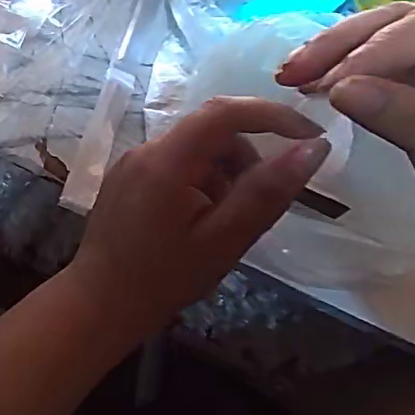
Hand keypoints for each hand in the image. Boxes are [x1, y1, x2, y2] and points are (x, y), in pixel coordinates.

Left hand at [70, 97, 329, 334]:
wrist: (100, 302)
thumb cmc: (164, 278)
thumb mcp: (225, 240)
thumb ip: (267, 192)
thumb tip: (313, 149)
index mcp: (166, 160)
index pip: (224, 112)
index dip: (272, 115)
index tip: (311, 135)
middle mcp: (145, 149)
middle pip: (210, 131)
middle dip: (246, 158)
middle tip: (257, 204)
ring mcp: (132, 162)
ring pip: (195, 149)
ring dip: (223, 174)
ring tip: (222, 223)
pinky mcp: (127, 176)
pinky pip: (175, 163)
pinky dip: (200, 181)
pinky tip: (198, 222)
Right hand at [276, 3, 414, 262]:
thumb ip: (413, 119)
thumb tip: (336, 87)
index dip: (377, 47)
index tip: (328, 82)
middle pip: (406, 29)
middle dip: (347, 44)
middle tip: (293, 69)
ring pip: (389, 56)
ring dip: (341, 62)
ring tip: (294, 79)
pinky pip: (387, 87)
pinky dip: (351, 88)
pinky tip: (320, 93)